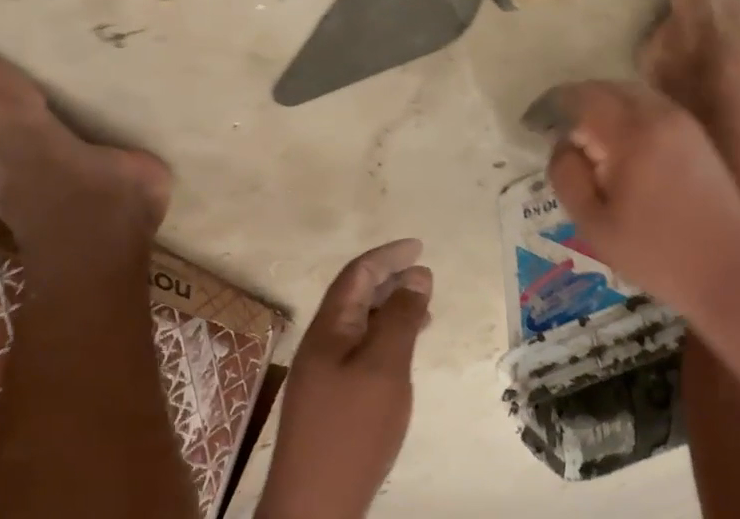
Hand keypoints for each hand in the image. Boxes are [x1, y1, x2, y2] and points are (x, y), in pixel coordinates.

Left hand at [258, 240, 431, 518]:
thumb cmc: (352, 428)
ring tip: (424, 311)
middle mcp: (321, 345)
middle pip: (355, 296)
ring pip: (359, 325)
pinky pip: (360, 350)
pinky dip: (385, 339)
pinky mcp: (330, 400)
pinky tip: (403, 354)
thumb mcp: (386, 366)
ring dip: (390, 309)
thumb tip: (417, 275)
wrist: (313, 506)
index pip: (357, 274)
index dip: (388, 255)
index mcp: (329, 329)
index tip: (419, 247)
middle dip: (390, 279)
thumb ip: (401, 317)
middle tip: (425, 275)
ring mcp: (322, 375)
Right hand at [524, 80, 739, 310]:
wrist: (732, 269)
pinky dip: (627, 117)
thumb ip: (567, 176)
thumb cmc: (657, 254)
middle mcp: (659, 113)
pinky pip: (651, 109)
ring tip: (585, 142)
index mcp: (631, 132)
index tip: (531, 125)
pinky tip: (619, 149)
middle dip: (576, 105)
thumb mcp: (594, 224)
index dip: (550, 106)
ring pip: (630, 96)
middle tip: (554, 133)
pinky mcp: (696, 135)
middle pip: (606, 89)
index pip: (580, 98)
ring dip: (603, 109)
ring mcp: (682, 121)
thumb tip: (564, 144)